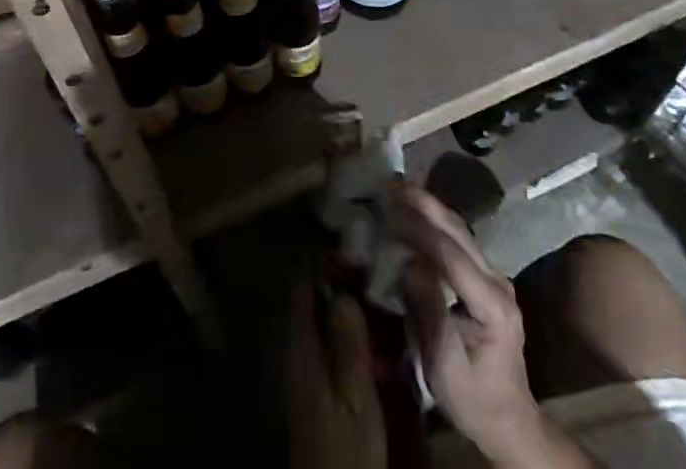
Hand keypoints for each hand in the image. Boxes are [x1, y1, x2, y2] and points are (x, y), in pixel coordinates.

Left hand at [285, 276, 385, 468]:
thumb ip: (347, 341)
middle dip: (341, 280)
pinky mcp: (322, 384)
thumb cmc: (345, 441)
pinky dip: (354, 331)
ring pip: (326, 320)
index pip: (303, 284)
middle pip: (315, 299)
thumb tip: (344, 290)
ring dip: (350, 305)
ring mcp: (310, 365)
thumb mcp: (354, 392)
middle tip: (379, 267)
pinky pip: (335, 342)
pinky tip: (381, 336)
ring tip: (385, 292)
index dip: (324, 261)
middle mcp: (300, 346)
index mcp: (302, 342)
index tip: (356, 245)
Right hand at [391, 186, 592, 468]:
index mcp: (493, 306)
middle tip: (388, 183)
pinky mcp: (483, 280)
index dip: (418, 231)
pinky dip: (431, 221)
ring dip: (427, 208)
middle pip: (459, 235)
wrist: (506, 418)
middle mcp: (498, 284)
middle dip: (424, 205)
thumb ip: (429, 312)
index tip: (386, 211)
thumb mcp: (445, 365)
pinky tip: (411, 210)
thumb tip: (409, 264)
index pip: (452, 257)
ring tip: (395, 188)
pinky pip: (456, 242)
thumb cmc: (472, 397)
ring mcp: (493, 280)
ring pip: (460, 232)